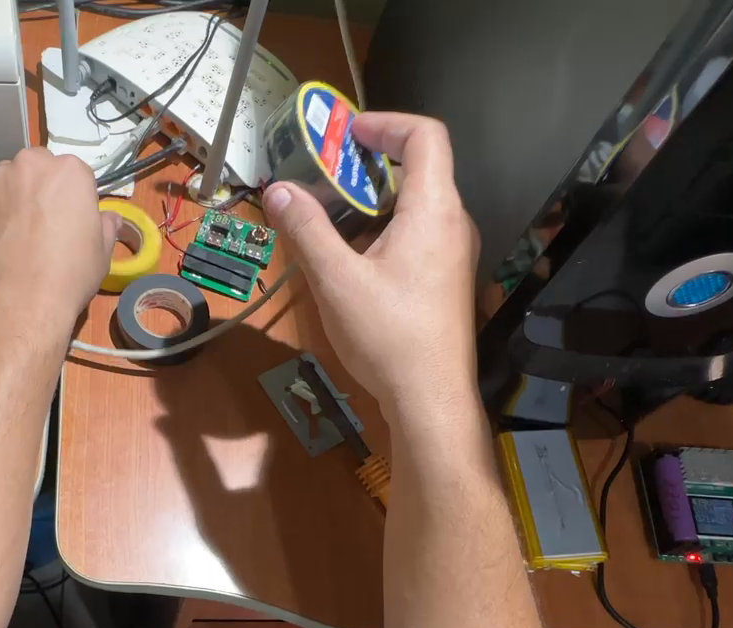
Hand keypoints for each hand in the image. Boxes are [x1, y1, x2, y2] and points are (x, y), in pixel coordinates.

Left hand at [0, 148, 118, 333]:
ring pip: (7, 183)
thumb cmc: (71, 276)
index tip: (72, 221)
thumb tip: (109, 217)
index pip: (75, 174)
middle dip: (40, 190)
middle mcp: (29, 164)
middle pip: (37, 170)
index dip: (74, 199)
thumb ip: (106, 226)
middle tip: (43, 227)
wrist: (22, 302)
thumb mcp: (103, 254)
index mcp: (69, 171)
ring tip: (17, 238)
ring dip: (13, 200)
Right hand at [265, 113, 479, 430]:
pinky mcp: (447, 284)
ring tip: (331, 227)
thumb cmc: (388, 335)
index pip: (424, 136)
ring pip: (415, 211)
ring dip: (373, 208)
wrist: (429, 398)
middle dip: (369, 169)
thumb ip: (307, 230)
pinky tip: (354, 268)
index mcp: (434, 209)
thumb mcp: (337, 280)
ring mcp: (455, 257)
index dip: (385, 123)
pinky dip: (385, 236)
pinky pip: (418, 241)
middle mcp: (454, 224)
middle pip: (419, 172)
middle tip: (325, 181)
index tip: (346, 133)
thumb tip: (277, 191)